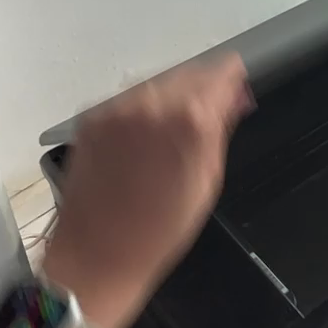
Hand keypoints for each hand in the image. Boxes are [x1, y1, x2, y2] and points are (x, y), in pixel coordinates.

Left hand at [41, 56, 250, 327]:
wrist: (96, 254)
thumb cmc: (161, 229)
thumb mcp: (208, 179)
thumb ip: (221, 128)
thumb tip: (235, 97)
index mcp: (190, 119)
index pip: (221, 73)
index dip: (232, 80)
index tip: (235, 92)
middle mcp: (153, 102)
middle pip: (189, 72)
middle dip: (202, 88)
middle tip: (207, 116)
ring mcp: (118, 106)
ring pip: (158, 82)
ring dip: (171, 96)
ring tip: (171, 133)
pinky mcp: (92, 116)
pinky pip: (129, 98)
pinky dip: (142, 109)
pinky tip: (143, 139)